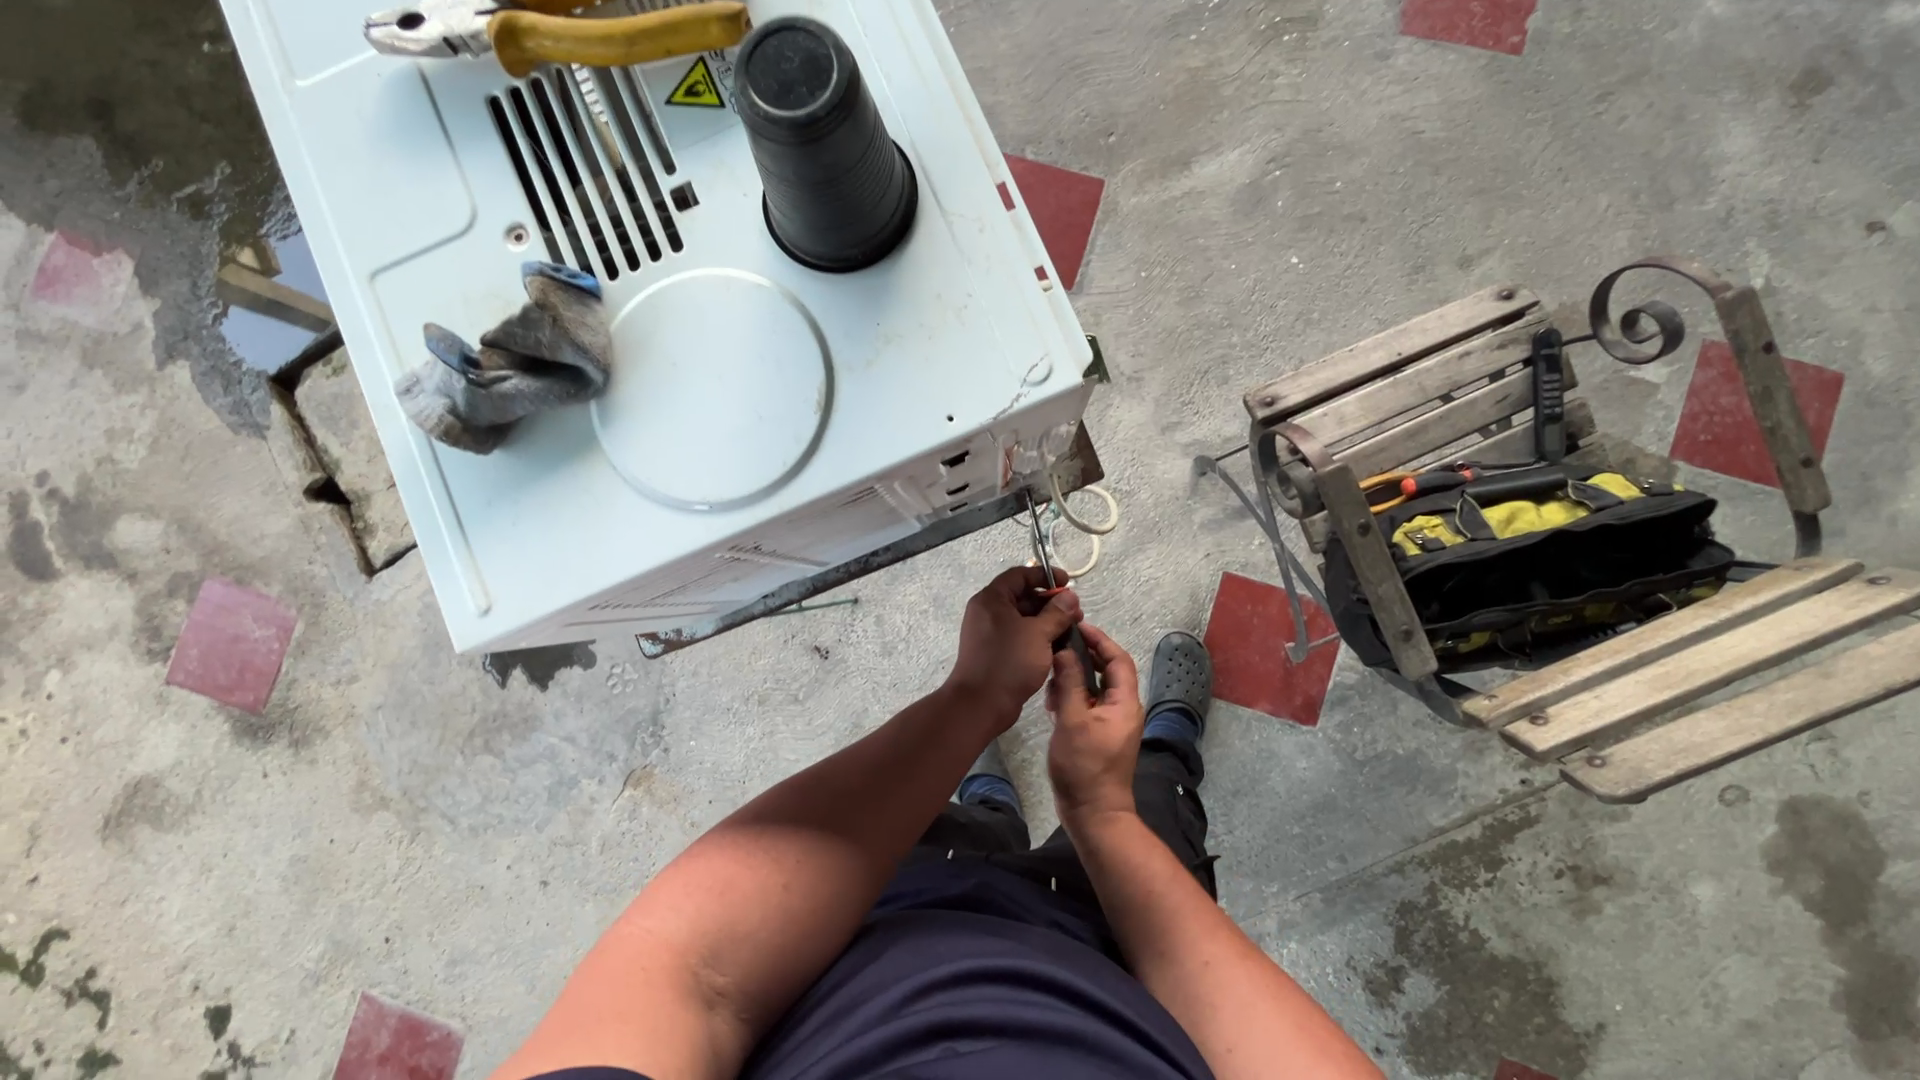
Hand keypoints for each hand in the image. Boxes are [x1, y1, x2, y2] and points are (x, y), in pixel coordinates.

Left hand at [944, 565, 1082, 721]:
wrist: (981, 703)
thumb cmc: (1009, 661)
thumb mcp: (1038, 634)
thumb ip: (1056, 613)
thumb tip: (1070, 596)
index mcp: (992, 599)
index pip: (1019, 575)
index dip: (1045, 576)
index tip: (1068, 584)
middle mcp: (988, 612)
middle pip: (1023, 597)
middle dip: (1051, 604)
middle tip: (1076, 614)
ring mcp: (991, 634)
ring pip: (1024, 620)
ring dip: (1048, 623)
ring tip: (1072, 632)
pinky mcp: (996, 652)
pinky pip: (1020, 637)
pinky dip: (1038, 638)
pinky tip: (1059, 647)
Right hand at [1045, 623, 1144, 827]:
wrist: (1094, 813)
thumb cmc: (1084, 767)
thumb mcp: (1072, 720)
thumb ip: (1069, 683)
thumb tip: (1065, 652)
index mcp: (1125, 703)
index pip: (1118, 659)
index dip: (1100, 640)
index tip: (1077, 626)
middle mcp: (1124, 710)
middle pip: (1109, 671)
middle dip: (1085, 656)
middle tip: (1059, 646)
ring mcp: (1112, 724)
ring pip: (1097, 689)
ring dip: (1075, 678)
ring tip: (1051, 676)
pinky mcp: (1100, 736)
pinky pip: (1090, 705)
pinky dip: (1074, 697)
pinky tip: (1053, 701)